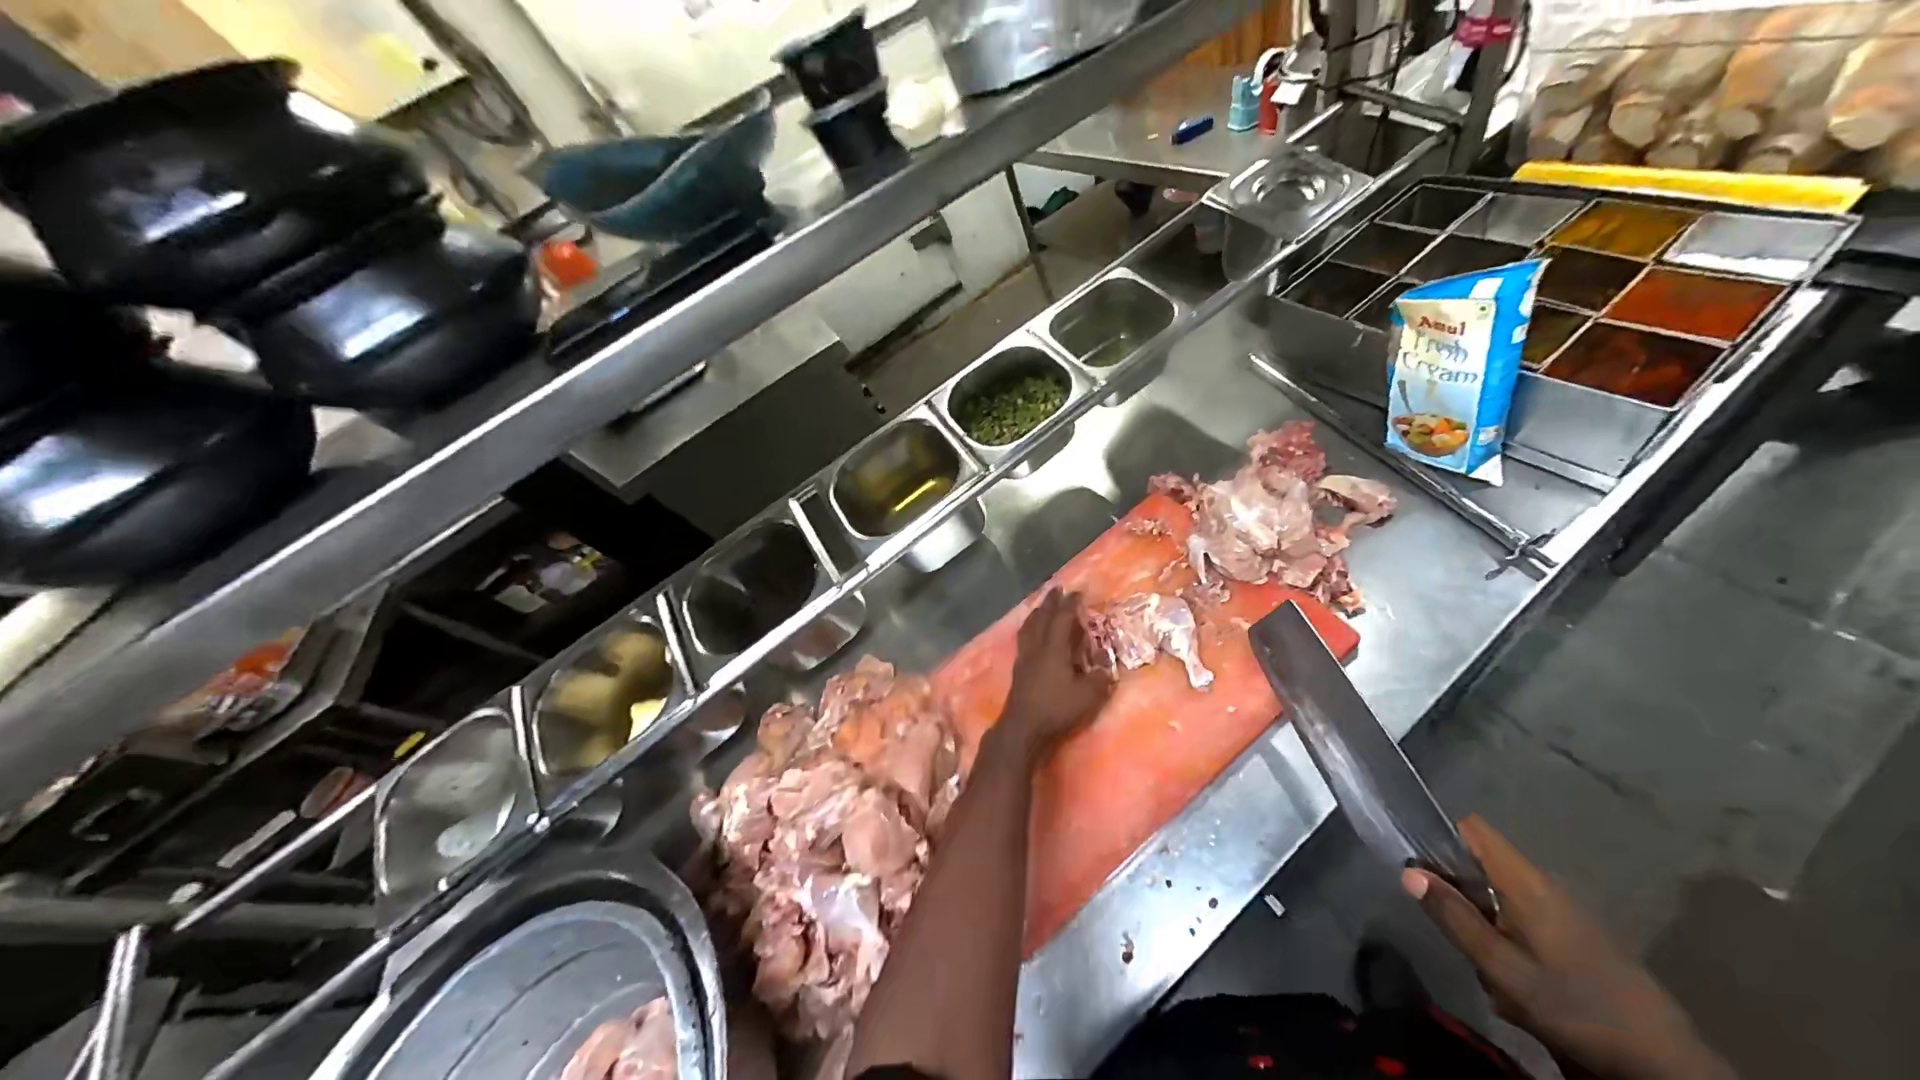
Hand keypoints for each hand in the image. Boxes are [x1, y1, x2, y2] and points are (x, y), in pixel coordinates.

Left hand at [992, 589, 1111, 765]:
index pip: (1061, 618)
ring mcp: (1024, 658)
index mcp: (1053, 648)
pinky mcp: (1018, 670)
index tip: (1077, 592)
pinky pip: (1024, 638)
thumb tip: (1105, 670)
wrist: (1023, 727)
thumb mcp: (1088, 697)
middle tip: (1056, 589)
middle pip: (1041, 617)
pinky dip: (1030, 628)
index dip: (1070, 604)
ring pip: (1029, 627)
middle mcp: (1036, 647)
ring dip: (1037, 613)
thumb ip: (1099, 680)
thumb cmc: (1056, 709)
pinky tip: (1031, 633)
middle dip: (1050, 602)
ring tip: (1042, 606)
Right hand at [1405, 816, 1736, 1079]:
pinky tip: (1515, 976)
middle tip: (1453, 930)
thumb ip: (1454, 918)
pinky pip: (1521, 915)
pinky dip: (1505, 935)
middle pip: (1481, 862)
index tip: (1421, 865)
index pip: (1472, 827)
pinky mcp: (1574, 932)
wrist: (1666, 1062)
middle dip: (1458, 890)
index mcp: (1526, 880)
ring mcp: (1563, 907)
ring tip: (1486, 964)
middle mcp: (1544, 883)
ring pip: (1498, 893)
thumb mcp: (1503, 968)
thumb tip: (1408, 871)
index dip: (1440, 835)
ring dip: (1482, 919)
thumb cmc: (1577, 1006)